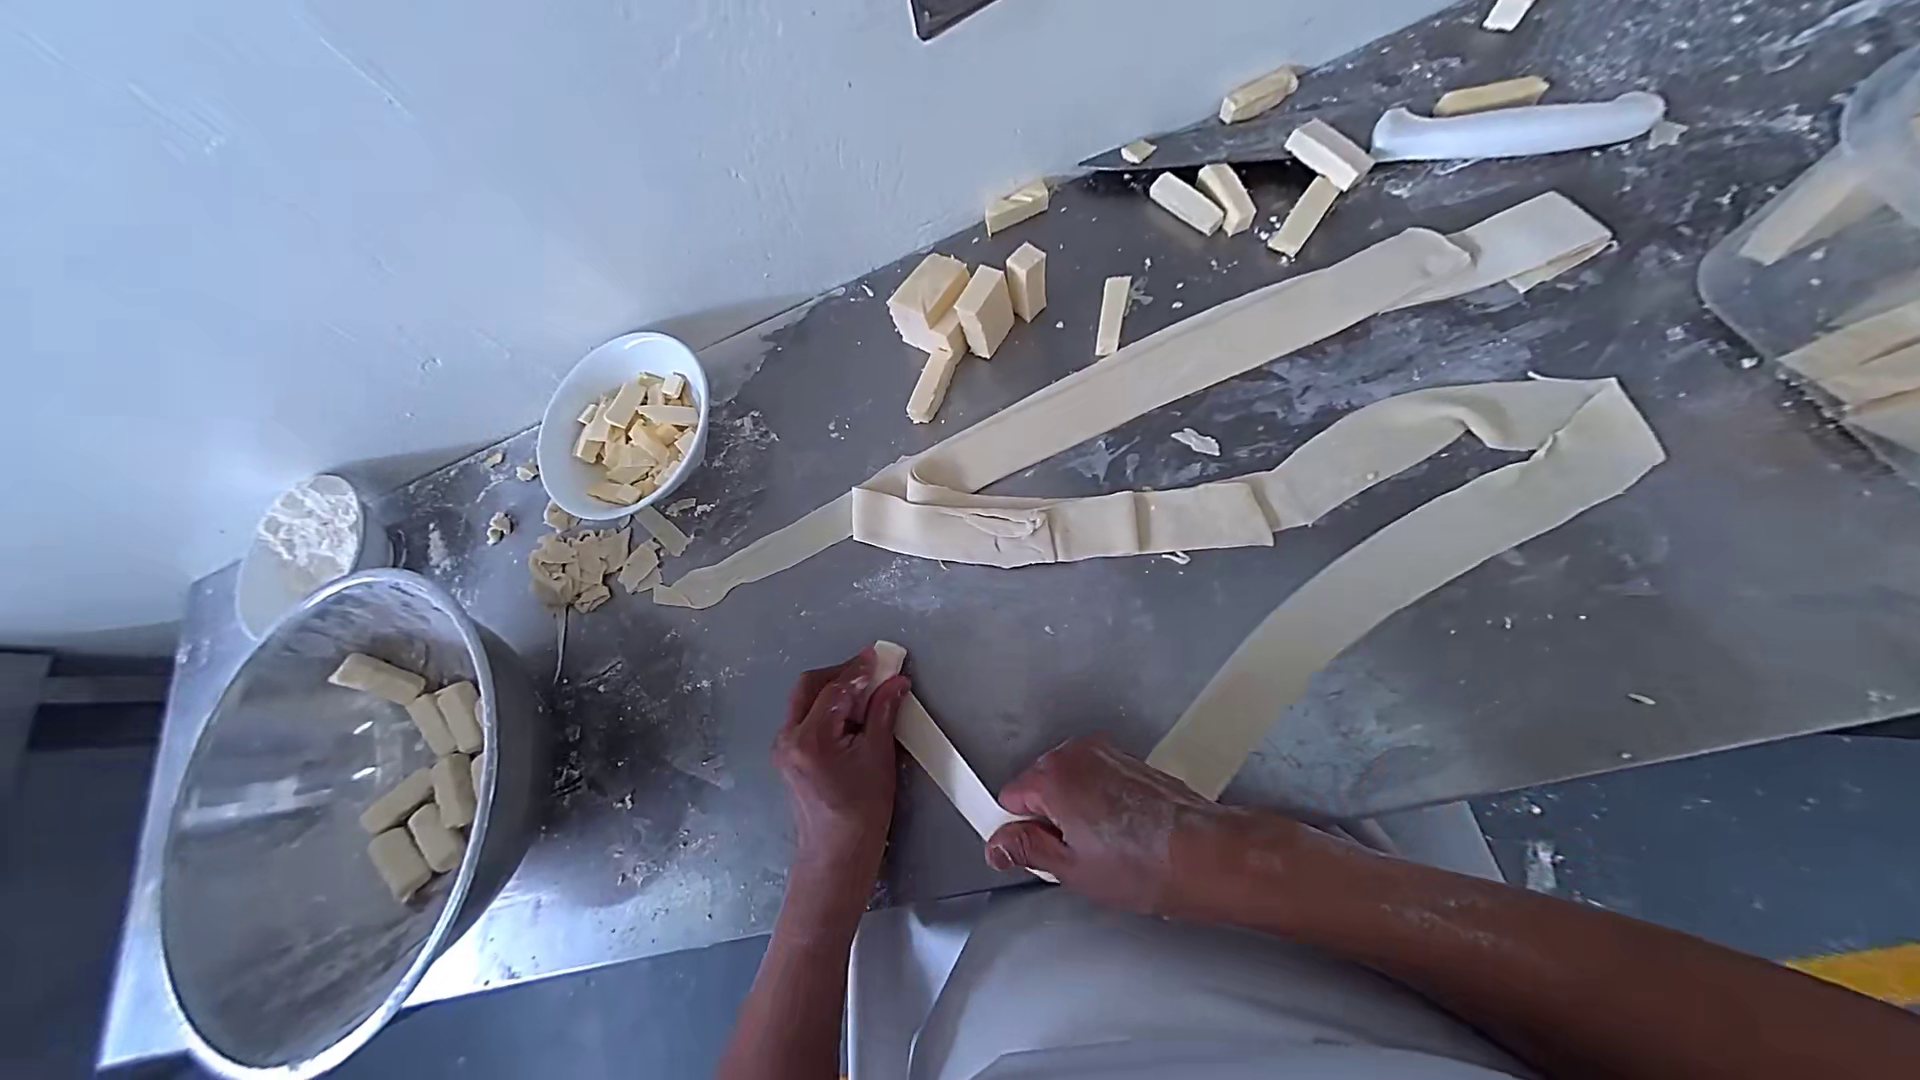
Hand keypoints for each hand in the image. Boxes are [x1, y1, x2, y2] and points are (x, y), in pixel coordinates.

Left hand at [773, 648, 909, 874]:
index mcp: (809, 739)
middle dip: (843, 674)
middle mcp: (788, 739)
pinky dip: (829, 708)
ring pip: (806, 700)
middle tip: (873, 672)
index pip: (835, 689)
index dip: (860, 669)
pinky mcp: (790, 756)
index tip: (880, 656)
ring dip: (836, 690)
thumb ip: (883, 712)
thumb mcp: (879, 756)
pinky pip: (807, 718)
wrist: (838, 856)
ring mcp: (785, 748)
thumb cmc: (860, 814)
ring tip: (867, 694)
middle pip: (810, 686)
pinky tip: (853, 714)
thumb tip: (894, 683)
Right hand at [985, 736, 1360, 922]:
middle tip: (1074, 853)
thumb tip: (999, 844)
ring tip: (1102, 844)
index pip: (1008, 797)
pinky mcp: (1123, 758)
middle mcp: (1075, 754)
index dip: (1018, 828)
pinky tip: (1118, 830)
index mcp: (1053, 777)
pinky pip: (1091, 776)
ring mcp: (1102, 752)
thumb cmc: (1147, 864)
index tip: (1030, 847)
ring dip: (1073, 808)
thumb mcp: (1071, 869)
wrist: (1205, 854)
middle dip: (1047, 816)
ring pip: (1065, 781)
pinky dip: (1096, 798)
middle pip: (1036, 784)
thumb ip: (1025, 849)